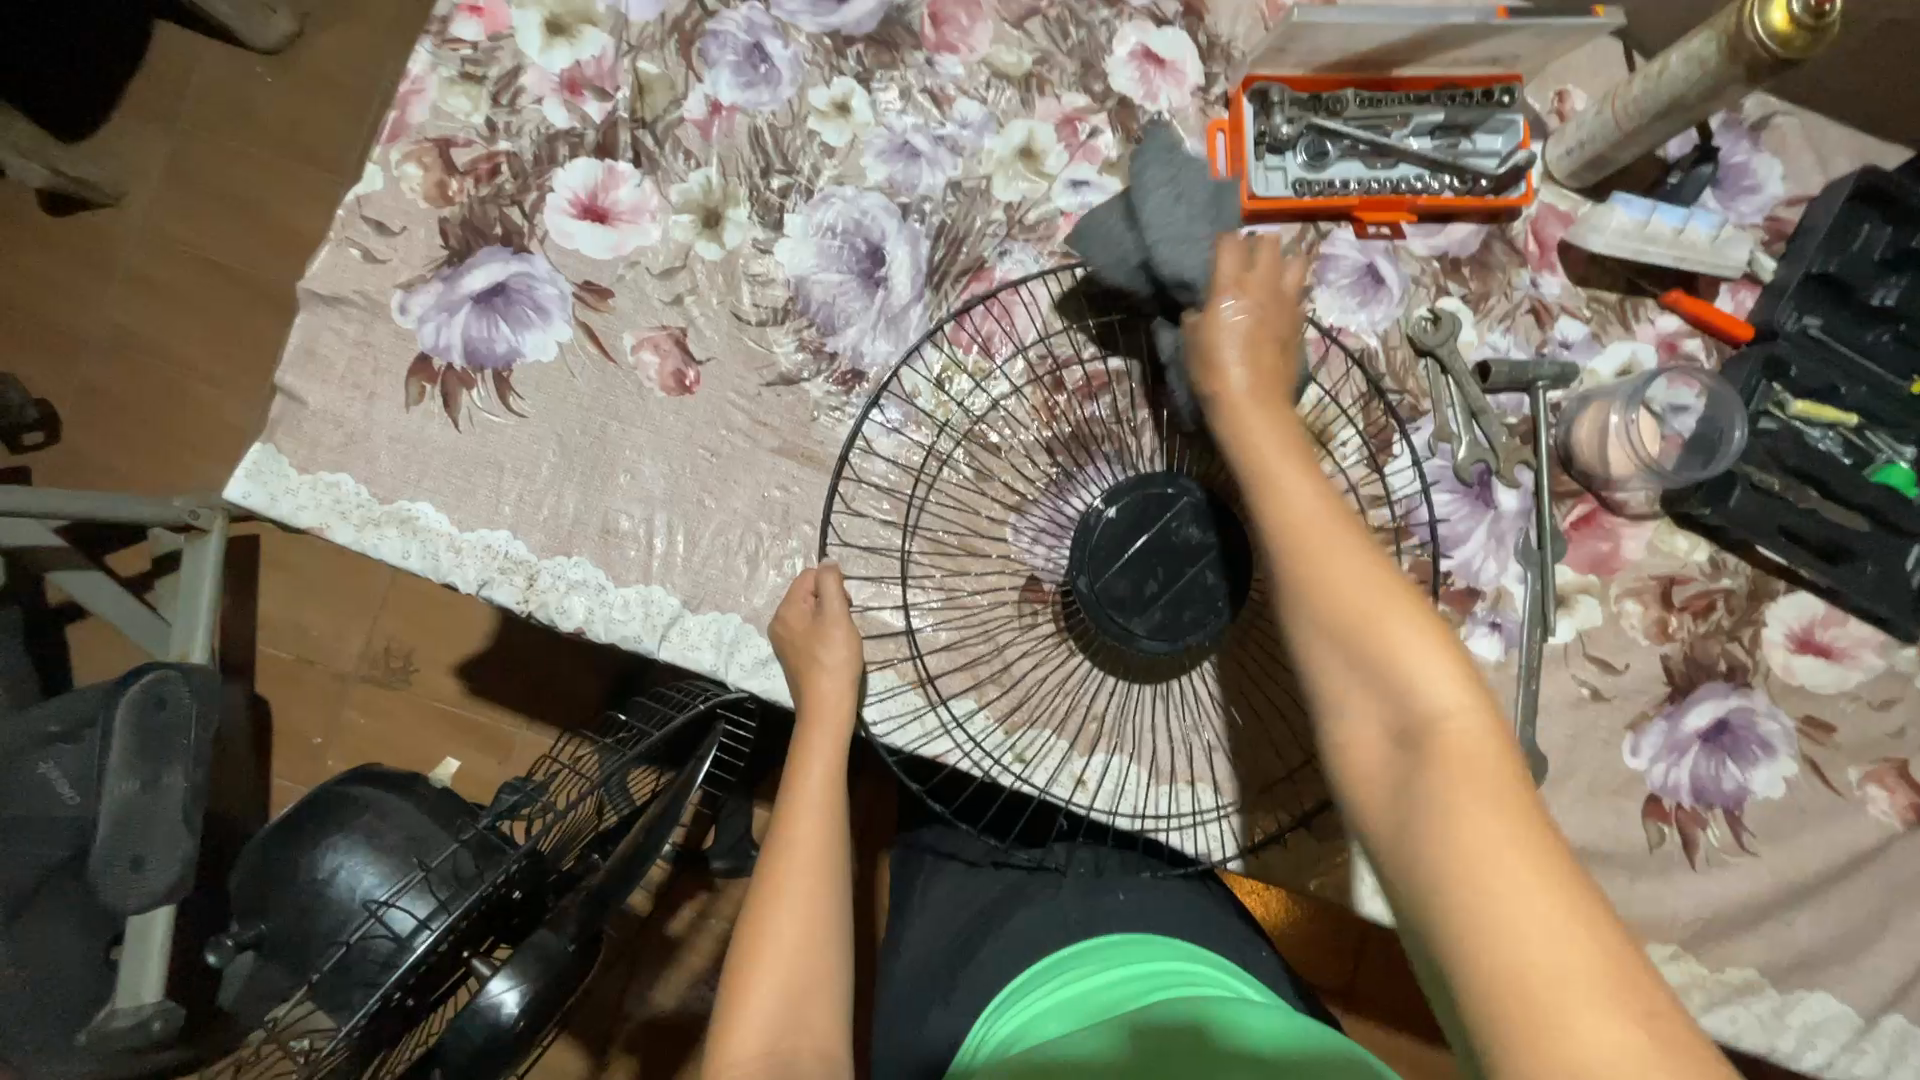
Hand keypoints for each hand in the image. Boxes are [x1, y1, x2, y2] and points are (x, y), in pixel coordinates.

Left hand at [769, 560, 863, 718]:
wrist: (826, 706)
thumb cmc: (834, 658)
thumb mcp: (836, 613)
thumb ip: (831, 582)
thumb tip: (827, 561)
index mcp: (786, 609)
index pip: (809, 576)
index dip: (832, 586)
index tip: (846, 607)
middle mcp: (779, 622)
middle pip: (809, 595)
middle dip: (831, 603)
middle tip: (845, 624)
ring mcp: (784, 641)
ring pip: (811, 614)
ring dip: (830, 620)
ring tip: (840, 639)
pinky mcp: (792, 656)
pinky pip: (809, 632)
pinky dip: (824, 635)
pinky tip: (833, 651)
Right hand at [1184, 231, 1312, 432]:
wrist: (1252, 402)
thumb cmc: (1213, 372)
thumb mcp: (1190, 343)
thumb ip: (1195, 318)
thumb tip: (1200, 310)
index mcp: (1229, 286)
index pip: (1230, 242)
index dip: (1224, 242)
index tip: (1219, 252)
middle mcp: (1262, 284)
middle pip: (1269, 241)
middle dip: (1258, 244)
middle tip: (1248, 259)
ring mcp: (1287, 300)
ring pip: (1296, 259)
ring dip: (1284, 261)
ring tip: (1272, 274)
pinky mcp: (1301, 319)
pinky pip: (1301, 291)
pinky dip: (1292, 290)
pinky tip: (1281, 303)